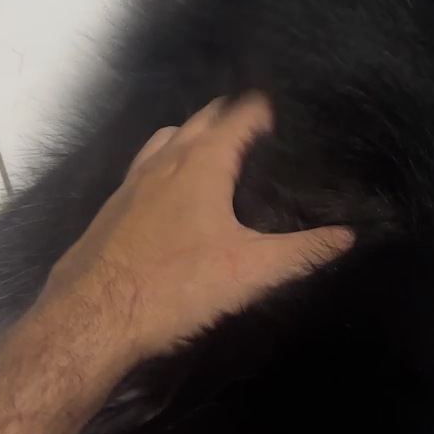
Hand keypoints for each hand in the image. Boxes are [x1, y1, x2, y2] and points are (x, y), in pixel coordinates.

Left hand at [34, 94, 353, 360]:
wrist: (85, 325)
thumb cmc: (174, 287)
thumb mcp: (251, 272)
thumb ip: (304, 251)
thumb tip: (348, 236)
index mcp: (202, 163)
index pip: (241, 113)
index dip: (268, 107)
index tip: (291, 115)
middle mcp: (165, 161)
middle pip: (204, 116)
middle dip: (235, 114)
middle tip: (265, 130)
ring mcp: (132, 183)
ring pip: (169, 137)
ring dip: (197, 133)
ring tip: (223, 152)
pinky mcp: (111, 209)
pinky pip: (147, 165)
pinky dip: (169, 160)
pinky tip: (177, 196)